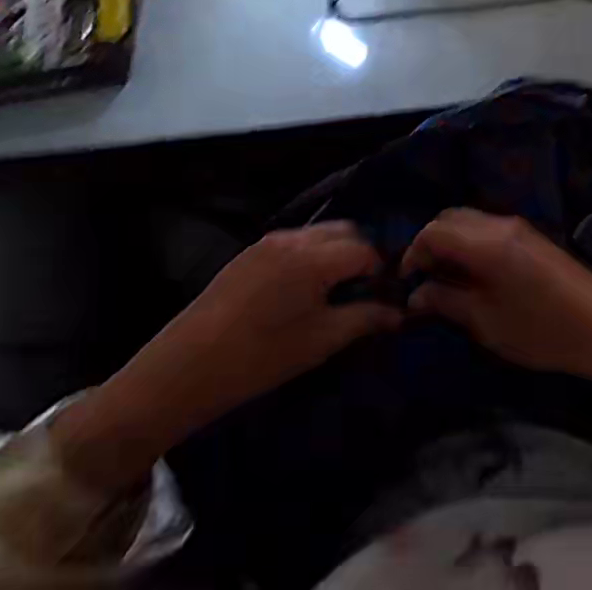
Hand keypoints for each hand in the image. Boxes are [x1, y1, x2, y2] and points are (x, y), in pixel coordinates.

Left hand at [53, 222, 398, 489]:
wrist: (192, 360)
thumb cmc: (262, 356)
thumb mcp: (321, 341)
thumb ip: (364, 319)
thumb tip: (399, 312)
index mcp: (314, 257)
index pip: (365, 249)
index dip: (383, 271)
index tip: (388, 297)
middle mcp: (293, 238)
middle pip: (343, 231)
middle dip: (362, 255)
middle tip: (367, 292)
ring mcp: (268, 241)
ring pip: (318, 234)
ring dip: (336, 253)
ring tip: (338, 292)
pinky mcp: (251, 251)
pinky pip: (294, 242)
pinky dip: (312, 255)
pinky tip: (307, 289)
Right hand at [400, 208, 591, 376]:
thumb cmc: (544, 330)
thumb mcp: (487, 322)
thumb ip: (446, 302)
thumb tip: (416, 295)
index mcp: (485, 243)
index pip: (433, 232)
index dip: (412, 253)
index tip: (406, 281)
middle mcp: (499, 225)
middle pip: (449, 218)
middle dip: (429, 242)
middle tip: (424, 276)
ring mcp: (518, 228)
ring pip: (468, 220)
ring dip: (450, 242)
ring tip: (446, 278)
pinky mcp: (532, 238)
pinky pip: (487, 229)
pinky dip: (469, 244)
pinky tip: (474, 275)